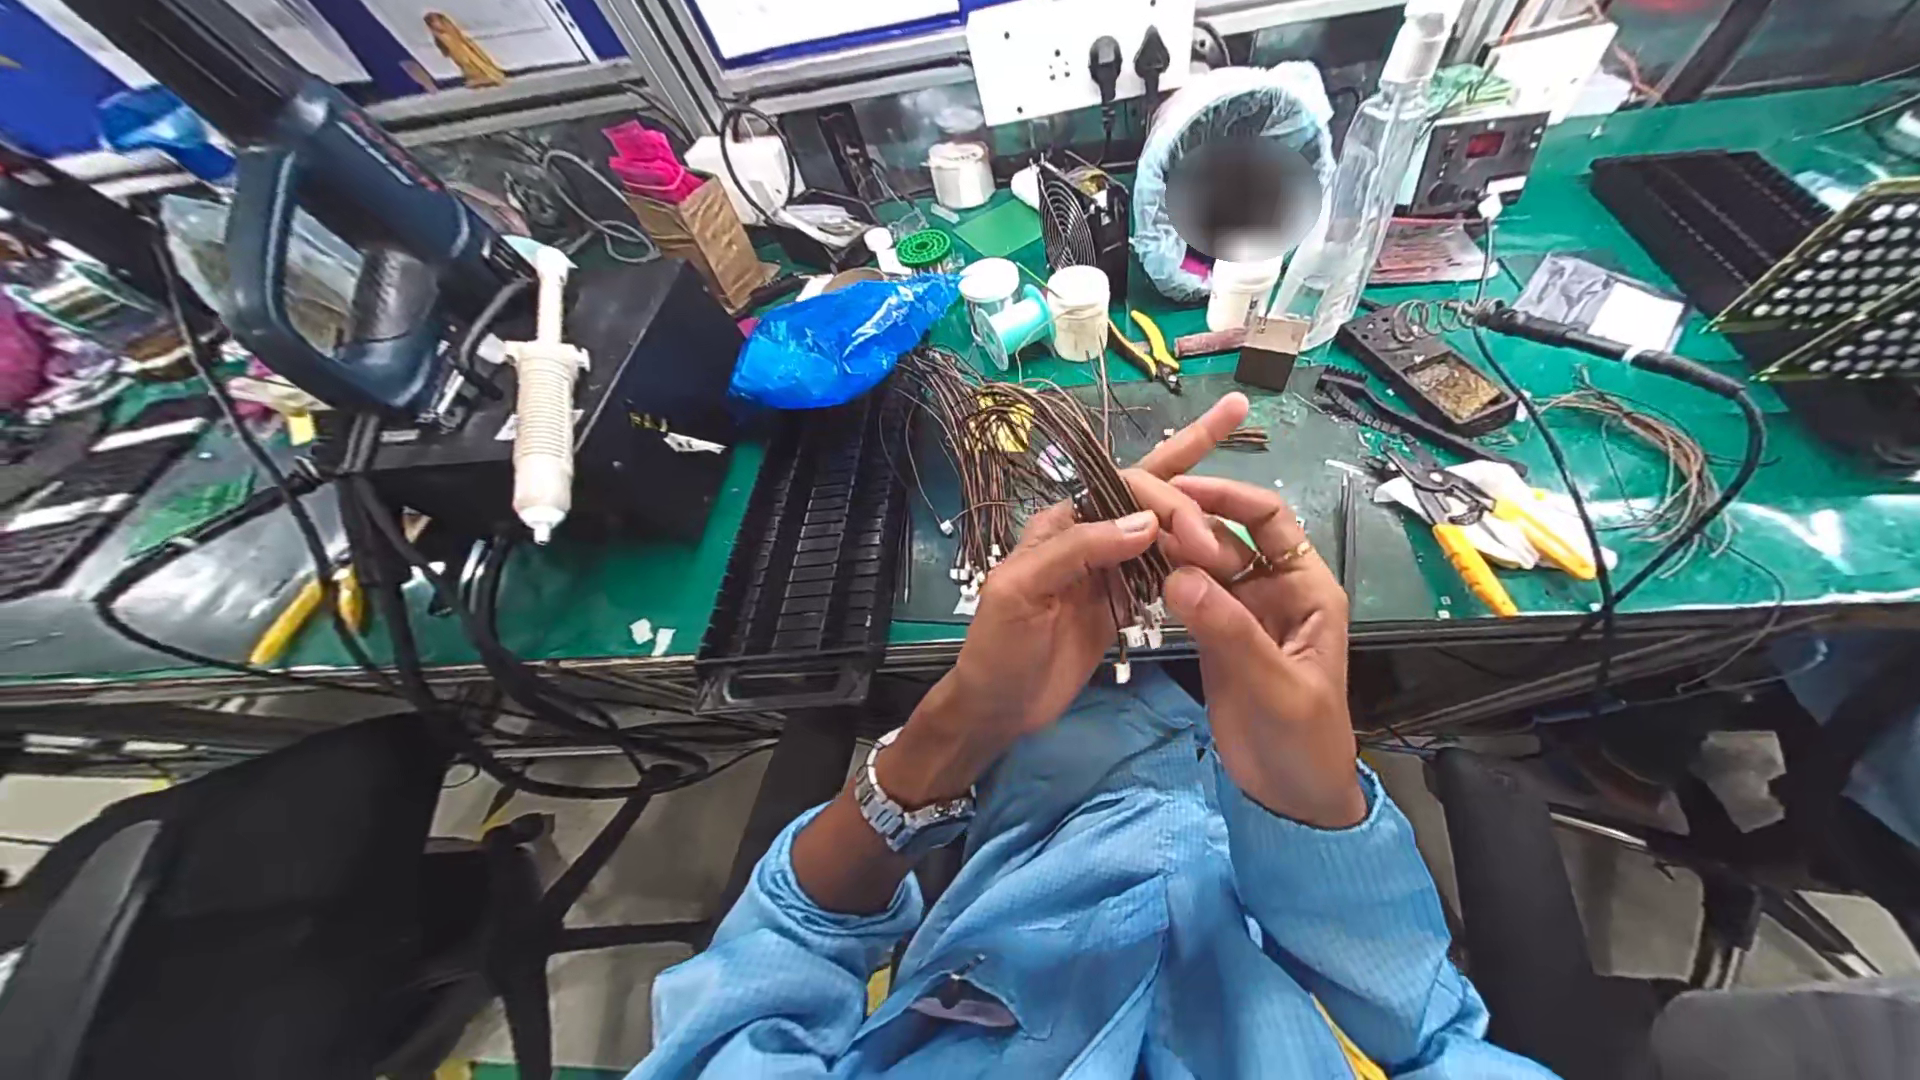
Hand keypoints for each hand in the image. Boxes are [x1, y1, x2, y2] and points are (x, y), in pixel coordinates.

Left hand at [879, 395, 1252, 807]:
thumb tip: (1147, 522)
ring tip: (1243, 513)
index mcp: (1061, 524)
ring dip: (1197, 522)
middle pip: (1145, 496)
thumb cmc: (998, 647)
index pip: (1120, 488)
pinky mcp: (1122, 601)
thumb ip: (1076, 550)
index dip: (1162, 498)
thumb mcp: (1021, 590)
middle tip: (1232, 519)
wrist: (1000, 705)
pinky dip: (1189, 561)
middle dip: (1189, 494)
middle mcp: (1089, 537)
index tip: (1194, 536)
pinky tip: (1220, 556)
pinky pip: (1161, 572)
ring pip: (1160, 533)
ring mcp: (1109, 570)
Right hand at [1158, 477, 1363, 827]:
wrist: (1289, 794)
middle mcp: (1270, 587)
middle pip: (1226, 536)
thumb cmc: (1303, 739)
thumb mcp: (1276, 685)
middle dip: (1187, 524)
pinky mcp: (1211, 631)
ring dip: (1168, 550)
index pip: (1268, 520)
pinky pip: (1184, 595)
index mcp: (1304, 587)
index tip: (1177, 493)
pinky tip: (1132, 573)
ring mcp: (1237, 609)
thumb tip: (1177, 576)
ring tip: (1127, 540)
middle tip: (1138, 522)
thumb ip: (1230, 631)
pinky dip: (1160, 582)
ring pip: (1200, 563)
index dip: (1227, 498)